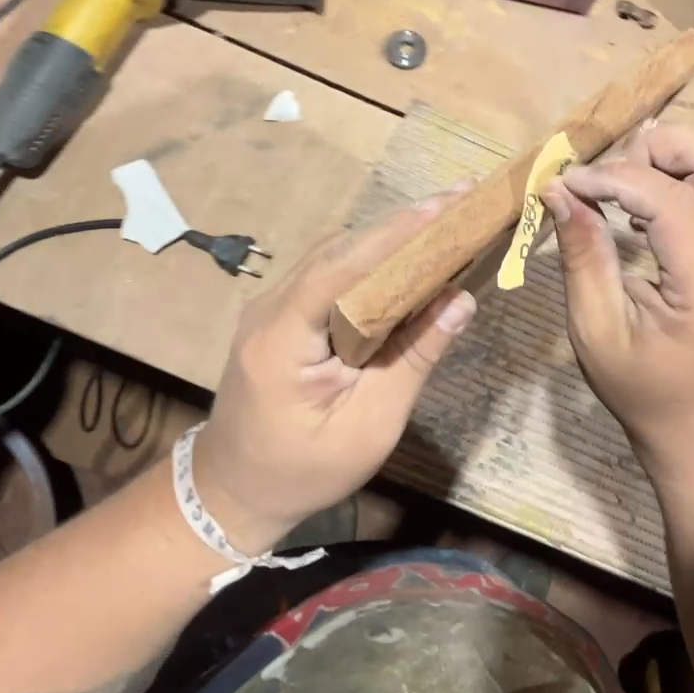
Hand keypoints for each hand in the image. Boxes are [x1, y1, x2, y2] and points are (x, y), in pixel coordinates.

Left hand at [192, 185, 476, 552]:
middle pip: (339, 251)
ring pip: (333, 256)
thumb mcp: (370, 427)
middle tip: (457, 200)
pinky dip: (370, 258)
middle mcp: (268, 310)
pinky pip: (328, 272)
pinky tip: (405, 254)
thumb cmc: (304, 471)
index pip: (340, 269)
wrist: (232, 492)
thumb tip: (461, 301)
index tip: (442, 208)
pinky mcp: (280, 314)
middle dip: (400, 225)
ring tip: (442, 218)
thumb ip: (414, 361)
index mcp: (282, 341)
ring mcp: (269, 308)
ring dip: (387, 236)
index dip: (393, 236)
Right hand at [541, 123, 693, 463]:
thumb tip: (559, 190)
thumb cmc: (640, 388)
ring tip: (622, 185)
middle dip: (658, 149)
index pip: (670, 199)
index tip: (567, 183)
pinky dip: (678, 174)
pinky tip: (638, 204)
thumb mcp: (596, 329)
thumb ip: (582, 256)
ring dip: (671, 156)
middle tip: (608, 177)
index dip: (613, 178)